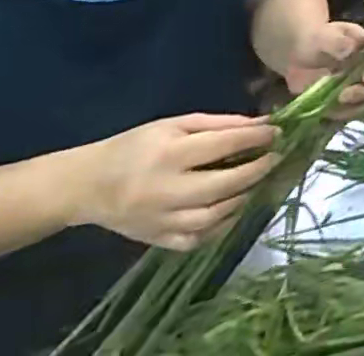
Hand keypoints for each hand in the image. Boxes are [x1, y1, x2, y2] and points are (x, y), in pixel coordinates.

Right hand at [65, 113, 278, 250]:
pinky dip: (221, 226)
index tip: (278, 132)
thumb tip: (264, 122)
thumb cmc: (137, 146)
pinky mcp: (154, 241)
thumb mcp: (177, 124)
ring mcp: (158, 221)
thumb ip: (221, 124)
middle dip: (256, 170)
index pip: (223, 145)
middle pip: (221, 185)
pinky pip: (196, 240)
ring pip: (211, 218)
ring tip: (256, 181)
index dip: (256, 137)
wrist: (85, 186)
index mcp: (168, 155)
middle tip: (274, 158)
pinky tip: (233, 207)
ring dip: (242, 198)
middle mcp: (163, 191)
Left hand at [281, 20, 363, 118]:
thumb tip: (350, 50)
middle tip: (344, 95)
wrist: (297, 55)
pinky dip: (343, 114)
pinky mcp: (347, 100)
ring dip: (356, 105)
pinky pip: (352, 111)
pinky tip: (328, 112)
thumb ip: (337, 42)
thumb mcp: (324, 36)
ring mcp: (360, 85)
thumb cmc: (315, 39)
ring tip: (335, 102)